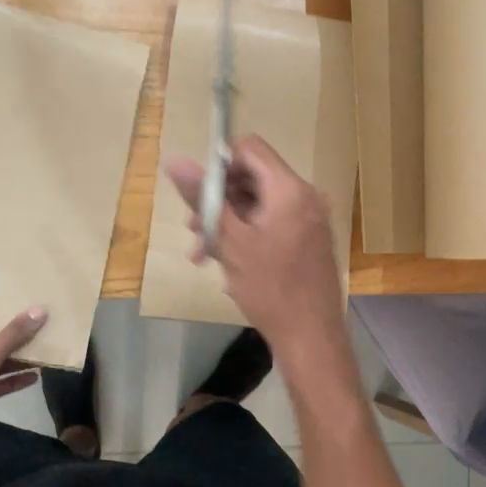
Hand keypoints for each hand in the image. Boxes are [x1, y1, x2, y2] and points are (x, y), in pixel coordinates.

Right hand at [166, 136, 346, 352]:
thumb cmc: (269, 288)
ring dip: (228, 223)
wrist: (311, 336)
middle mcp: (305, 197)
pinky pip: (273, 223)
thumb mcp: (229, 241)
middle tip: (194, 230)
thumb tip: (174, 159)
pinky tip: (228, 264)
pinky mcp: (310, 241)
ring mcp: (310, 220)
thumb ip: (202, 197)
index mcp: (290, 189)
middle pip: (253, 178)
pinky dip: (248, 236)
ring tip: (204, 254)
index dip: (220, 165)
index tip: (200, 195)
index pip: (250, 149)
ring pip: (259, 204)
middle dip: (219, 201)